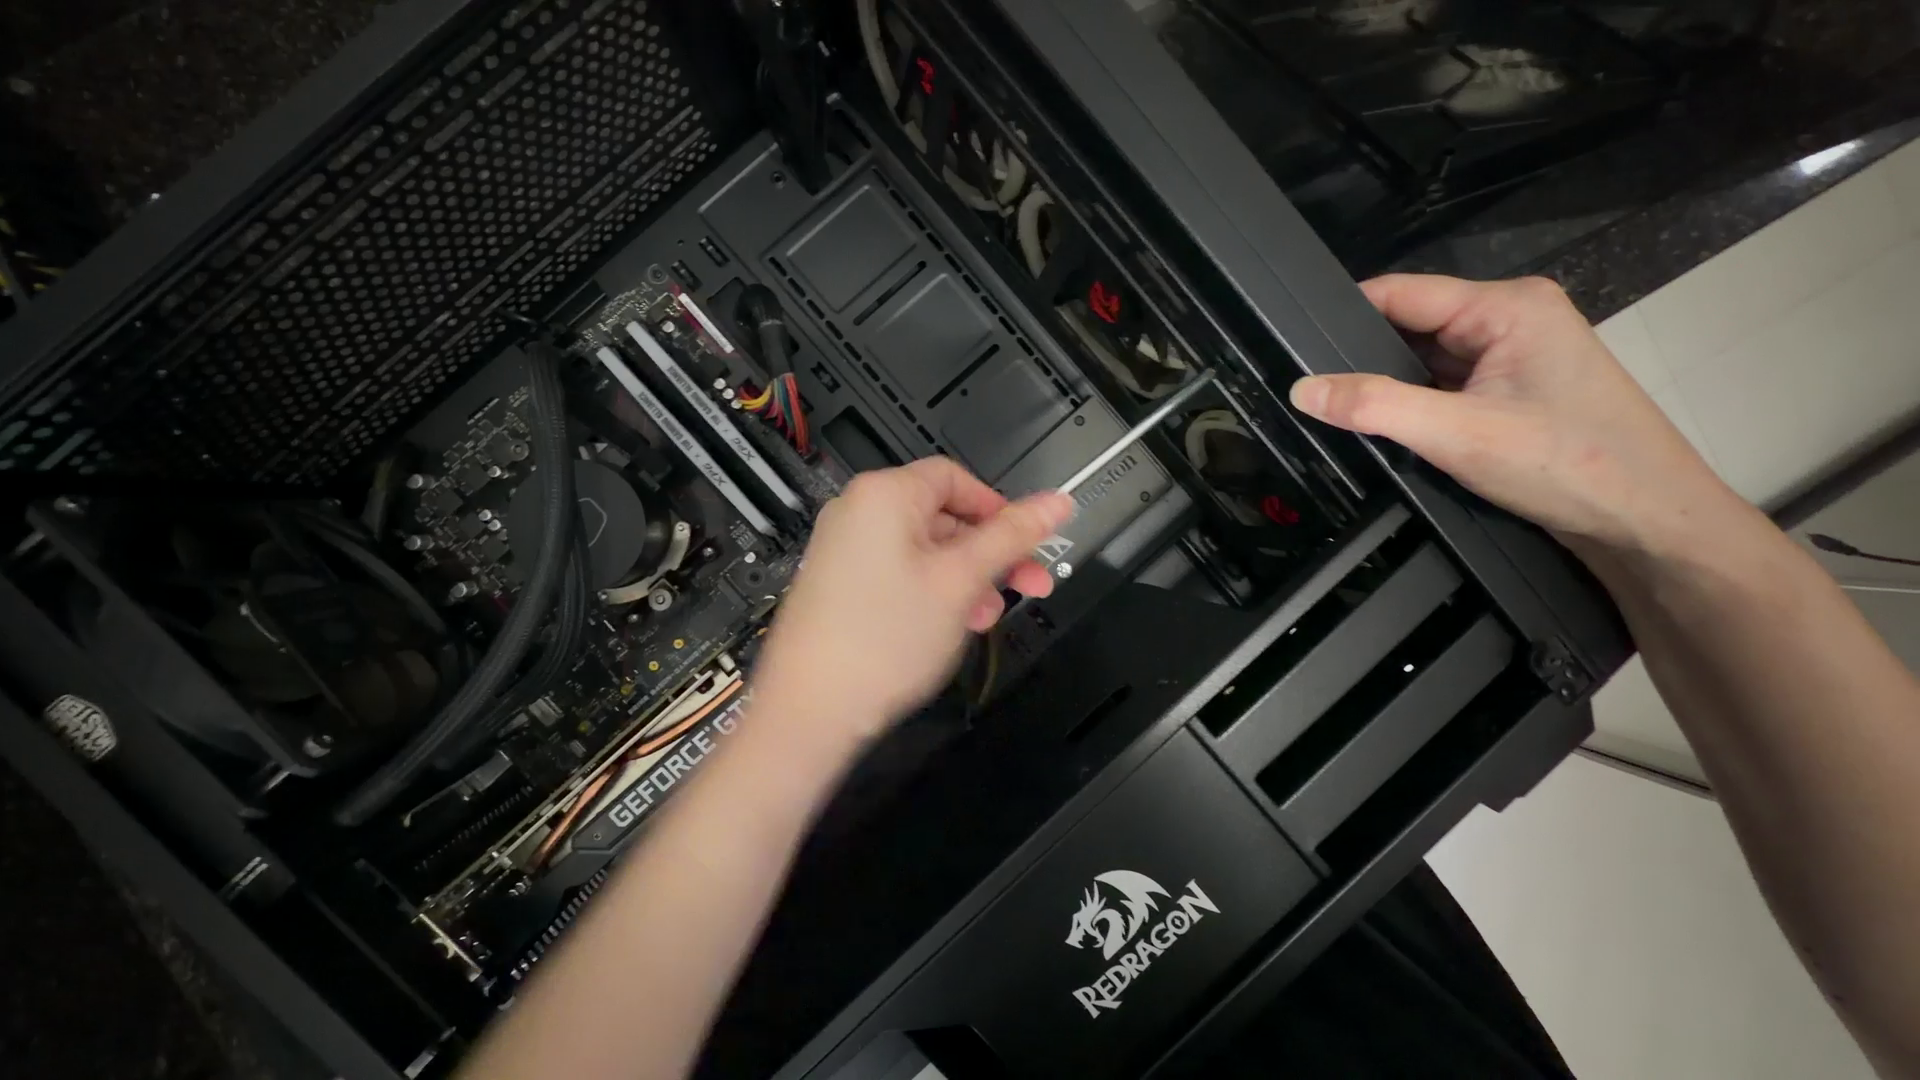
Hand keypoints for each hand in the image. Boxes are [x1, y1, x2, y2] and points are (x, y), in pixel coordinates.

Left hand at [752, 459, 1073, 744]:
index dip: (999, 509)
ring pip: (924, 551)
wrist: (811, 709)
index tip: (1028, 542)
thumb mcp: (961, 581)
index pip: (956, 478)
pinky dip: (932, 593)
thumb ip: (1012, 536)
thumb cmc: (881, 641)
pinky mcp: (839, 587)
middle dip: (990, 553)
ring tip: (985, 617)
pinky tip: (951, 626)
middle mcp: (857, 514)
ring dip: (965, 579)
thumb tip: (1056, 501)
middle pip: (943, 517)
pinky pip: (899, 575)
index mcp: (884, 495)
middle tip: (1027, 585)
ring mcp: (844, 551)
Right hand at [1289, 274, 1738, 556]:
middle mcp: (1511, 318)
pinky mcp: (1514, 390)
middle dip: (1364, 358)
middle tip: (1311, 391)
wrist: (1649, 522)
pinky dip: (1415, 404)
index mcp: (1506, 306)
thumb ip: (1374, 407)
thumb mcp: (1457, 434)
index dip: (1344, 318)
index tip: (1294, 350)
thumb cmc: (1568, 465)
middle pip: (1411, 325)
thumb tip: (1302, 389)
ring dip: (1390, 385)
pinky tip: (1389, 427)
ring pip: (1425, 359)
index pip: (1400, 293)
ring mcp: (1516, 355)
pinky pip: (1446, 385)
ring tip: (1343, 412)